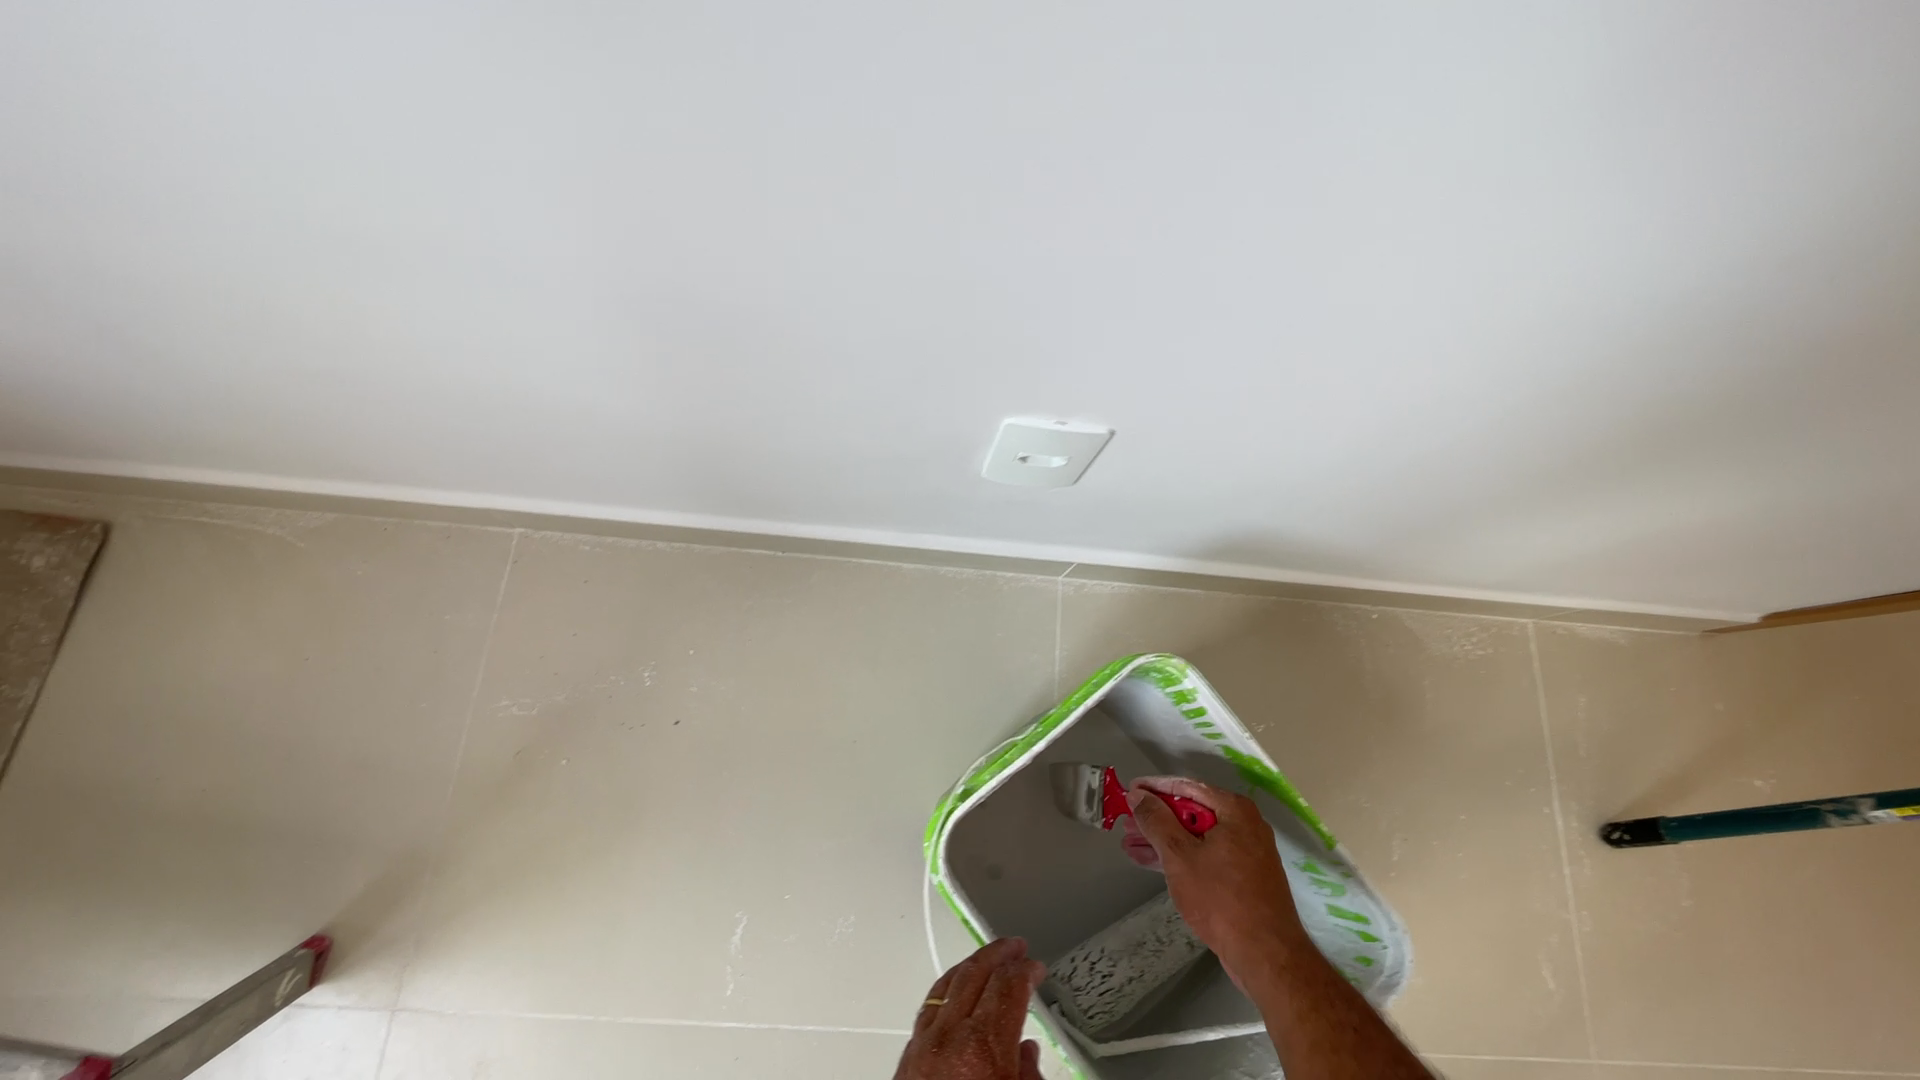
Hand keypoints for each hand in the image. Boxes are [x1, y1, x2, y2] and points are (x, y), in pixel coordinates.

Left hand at [893, 937, 1046, 1079]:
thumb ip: (1029, 1077)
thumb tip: (1027, 1056)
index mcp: (984, 1046)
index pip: (1008, 987)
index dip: (1026, 970)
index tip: (1036, 966)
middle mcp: (950, 1037)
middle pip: (975, 974)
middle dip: (998, 954)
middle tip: (1015, 947)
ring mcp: (924, 1045)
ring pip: (947, 984)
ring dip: (970, 965)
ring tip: (987, 959)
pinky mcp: (908, 1058)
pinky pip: (930, 1006)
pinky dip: (948, 988)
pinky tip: (954, 991)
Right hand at [1124, 776, 1308, 989]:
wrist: (1265, 955)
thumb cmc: (1220, 898)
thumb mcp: (1179, 855)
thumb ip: (1156, 820)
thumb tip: (1139, 795)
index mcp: (1234, 810)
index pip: (1186, 787)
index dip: (1154, 789)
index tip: (1128, 791)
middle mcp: (1244, 825)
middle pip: (1192, 811)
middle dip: (1156, 818)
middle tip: (1126, 822)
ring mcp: (1246, 852)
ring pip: (1196, 836)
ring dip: (1163, 839)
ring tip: (1130, 844)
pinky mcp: (1243, 877)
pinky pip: (1205, 856)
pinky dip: (1180, 857)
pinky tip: (1152, 863)